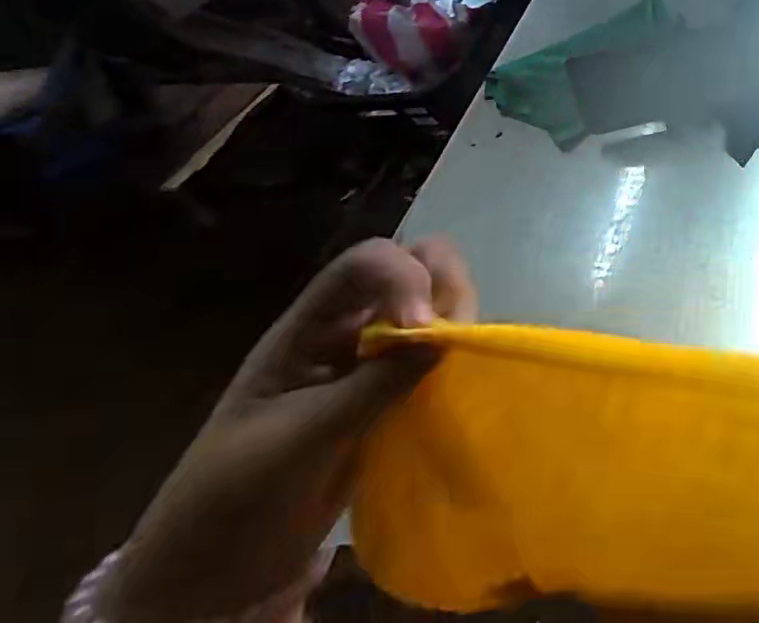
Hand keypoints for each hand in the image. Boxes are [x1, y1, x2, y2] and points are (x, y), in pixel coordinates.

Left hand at [101, 238, 476, 622]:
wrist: (220, 571)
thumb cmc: (237, 500)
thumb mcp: (300, 440)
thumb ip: (372, 385)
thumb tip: (444, 337)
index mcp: (304, 331)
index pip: (365, 264)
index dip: (405, 277)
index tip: (424, 326)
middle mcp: (346, 330)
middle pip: (412, 264)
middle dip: (445, 283)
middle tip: (455, 333)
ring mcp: (374, 357)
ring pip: (436, 300)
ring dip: (458, 315)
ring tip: (457, 358)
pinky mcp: (398, 386)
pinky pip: (442, 345)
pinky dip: (461, 347)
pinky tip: (458, 374)